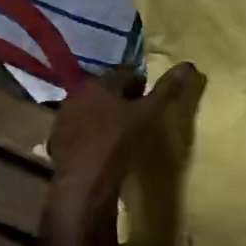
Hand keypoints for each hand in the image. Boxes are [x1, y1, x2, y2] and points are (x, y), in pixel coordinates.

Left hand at [47, 63, 204, 222]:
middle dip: (123, 99)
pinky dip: (92, 133)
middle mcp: (75, 95)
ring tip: (121, 132)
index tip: (153, 101)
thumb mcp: (150, 112)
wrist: (86, 181)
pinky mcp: (57, 141)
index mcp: (98, 83)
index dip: (143, 86)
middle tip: (140, 116)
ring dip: (106, 115)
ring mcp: (62, 119)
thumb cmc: (119, 140)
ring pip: (92, 110)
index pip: (127, 74)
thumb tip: (188, 64)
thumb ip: (168, 88)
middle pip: (107, 91)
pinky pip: (80, 129)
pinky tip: (103, 147)